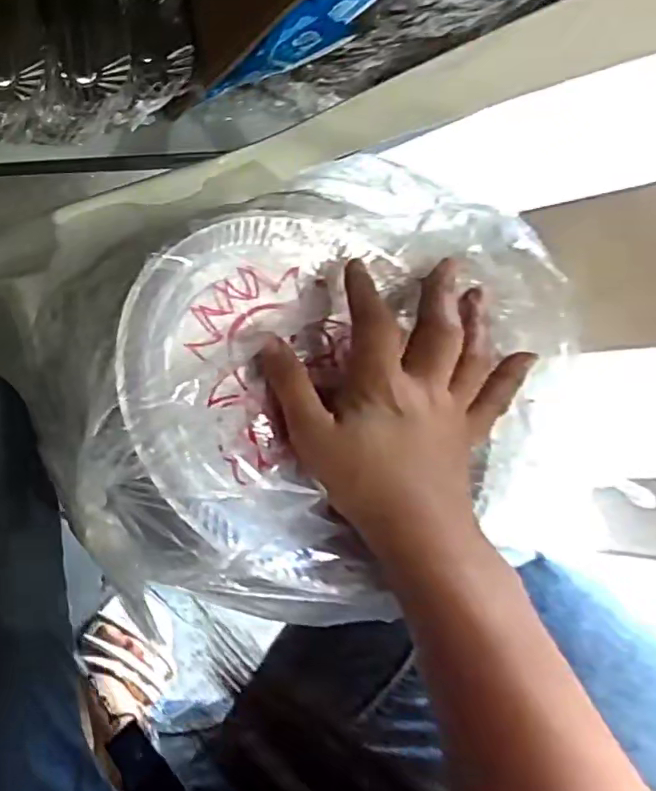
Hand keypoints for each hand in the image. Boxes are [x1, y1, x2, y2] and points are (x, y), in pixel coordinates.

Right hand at [258, 258, 536, 571]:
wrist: (417, 524)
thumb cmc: (354, 476)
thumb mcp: (307, 430)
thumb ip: (290, 384)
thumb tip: (271, 342)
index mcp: (381, 384)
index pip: (374, 327)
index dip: (364, 294)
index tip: (354, 266)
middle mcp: (423, 387)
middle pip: (438, 334)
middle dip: (440, 297)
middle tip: (446, 266)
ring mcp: (451, 409)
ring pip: (471, 357)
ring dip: (476, 322)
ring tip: (477, 295)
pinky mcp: (466, 431)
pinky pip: (494, 396)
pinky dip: (509, 373)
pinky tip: (521, 356)